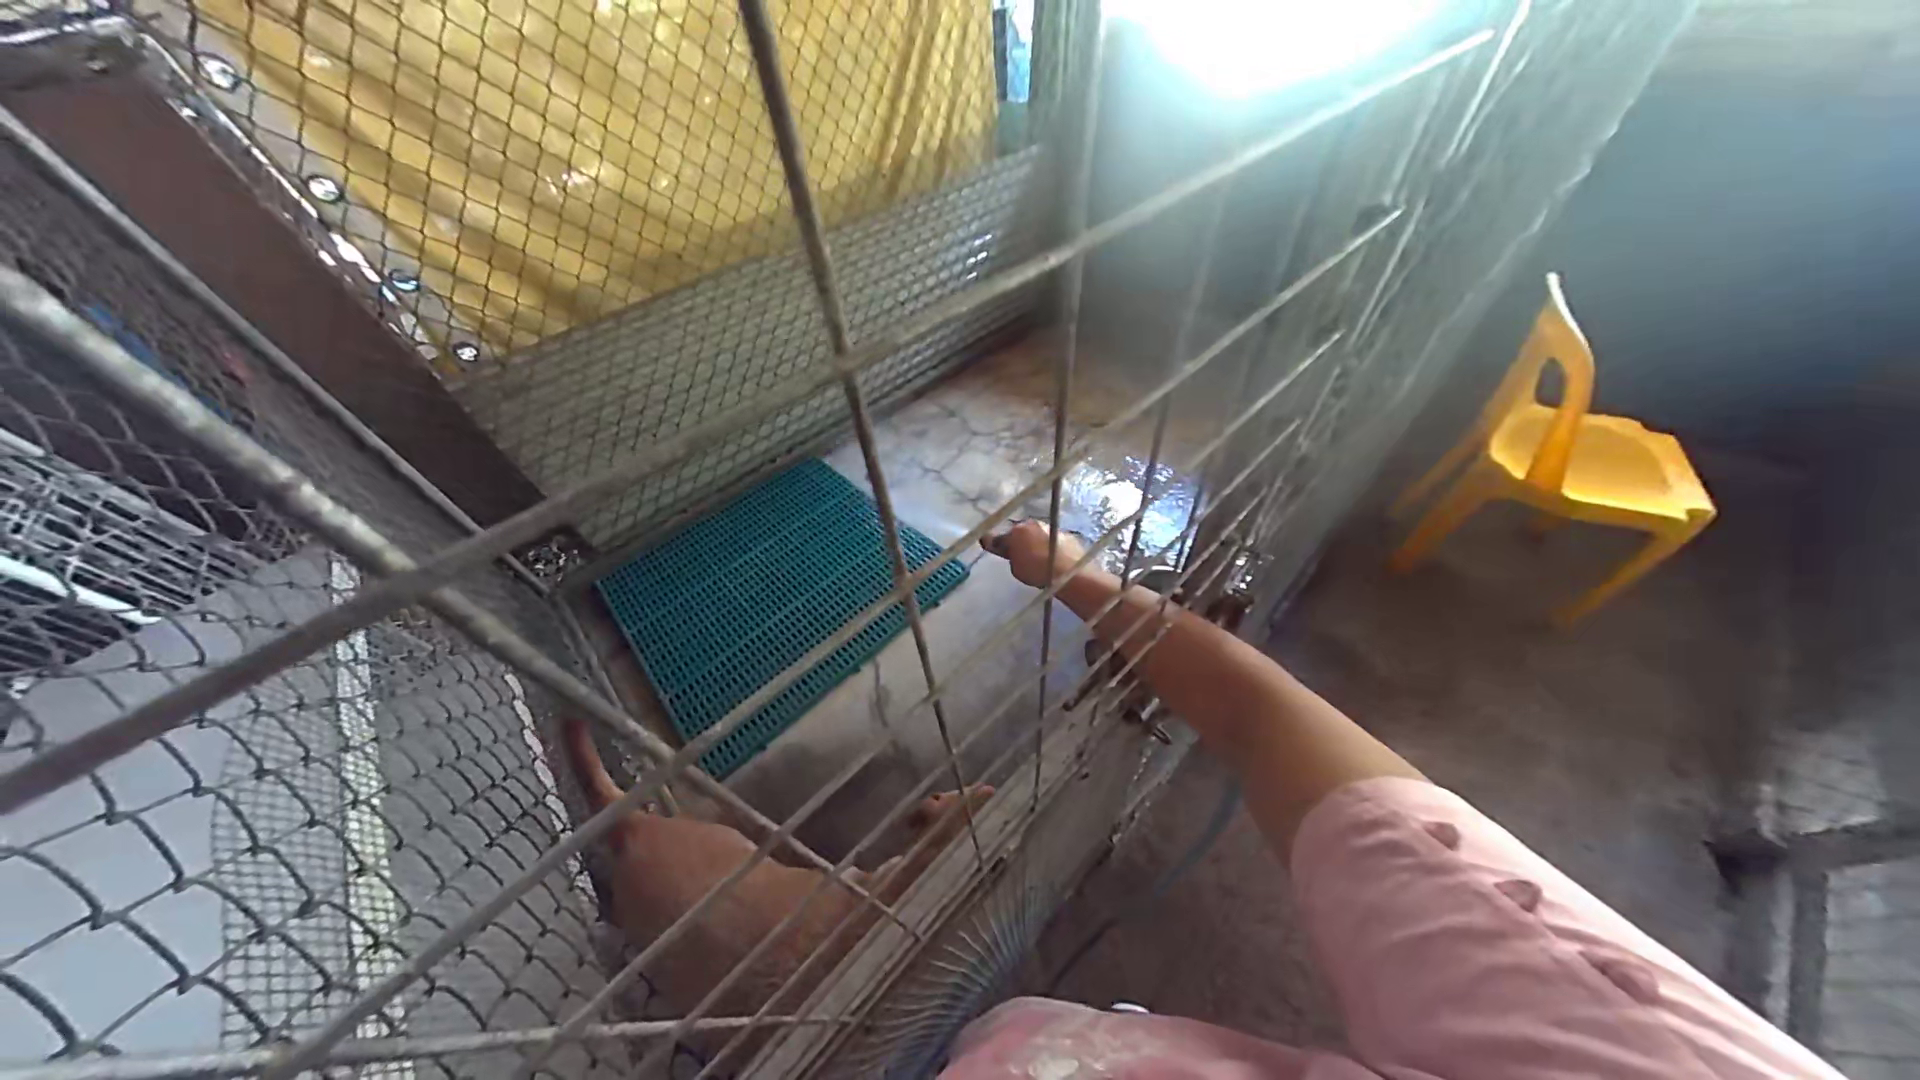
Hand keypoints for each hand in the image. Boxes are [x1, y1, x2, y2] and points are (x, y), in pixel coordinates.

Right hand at [982, 520, 1086, 587]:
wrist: (1071, 573)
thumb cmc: (1038, 572)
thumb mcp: (1016, 568)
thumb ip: (1008, 554)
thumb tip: (1001, 545)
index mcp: (1017, 530)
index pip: (1001, 536)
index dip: (995, 543)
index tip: (990, 545)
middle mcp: (1033, 523)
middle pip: (1021, 532)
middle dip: (1019, 541)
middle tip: (1020, 556)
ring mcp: (1051, 527)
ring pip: (1037, 534)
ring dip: (1035, 542)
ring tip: (1038, 558)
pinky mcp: (1066, 534)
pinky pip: (1052, 539)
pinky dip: (1049, 545)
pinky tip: (1052, 557)